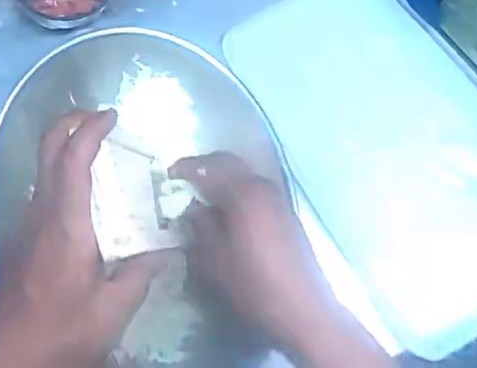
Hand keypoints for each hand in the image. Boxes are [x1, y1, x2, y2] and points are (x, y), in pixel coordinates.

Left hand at [0, 110, 165, 367]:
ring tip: (97, 149)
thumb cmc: (61, 328)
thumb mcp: (111, 311)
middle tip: (99, 118)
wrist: (9, 351)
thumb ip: (138, 275)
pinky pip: (43, 183)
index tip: (111, 114)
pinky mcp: (24, 231)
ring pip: (43, 162)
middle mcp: (42, 206)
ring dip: (66, 143)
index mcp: (65, 217)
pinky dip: (62, 168)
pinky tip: (83, 191)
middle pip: (48, 145)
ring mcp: (28, 216)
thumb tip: (164, 249)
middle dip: (71, 120)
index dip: (91, 128)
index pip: (74, 155)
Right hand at [173, 153, 393, 367]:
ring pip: (241, 174)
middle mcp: (261, 186)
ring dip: (221, 178)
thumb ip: (200, 226)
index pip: (207, 167)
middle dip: (203, 167)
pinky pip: (253, 187)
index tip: (168, 175)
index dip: (184, 169)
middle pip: (226, 162)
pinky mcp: (285, 213)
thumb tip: (191, 208)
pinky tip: (227, 211)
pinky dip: (236, 189)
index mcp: (243, 193)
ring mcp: (276, 198)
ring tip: (203, 196)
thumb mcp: (216, 261)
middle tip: (184, 180)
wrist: (308, 314)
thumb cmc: (257, 286)